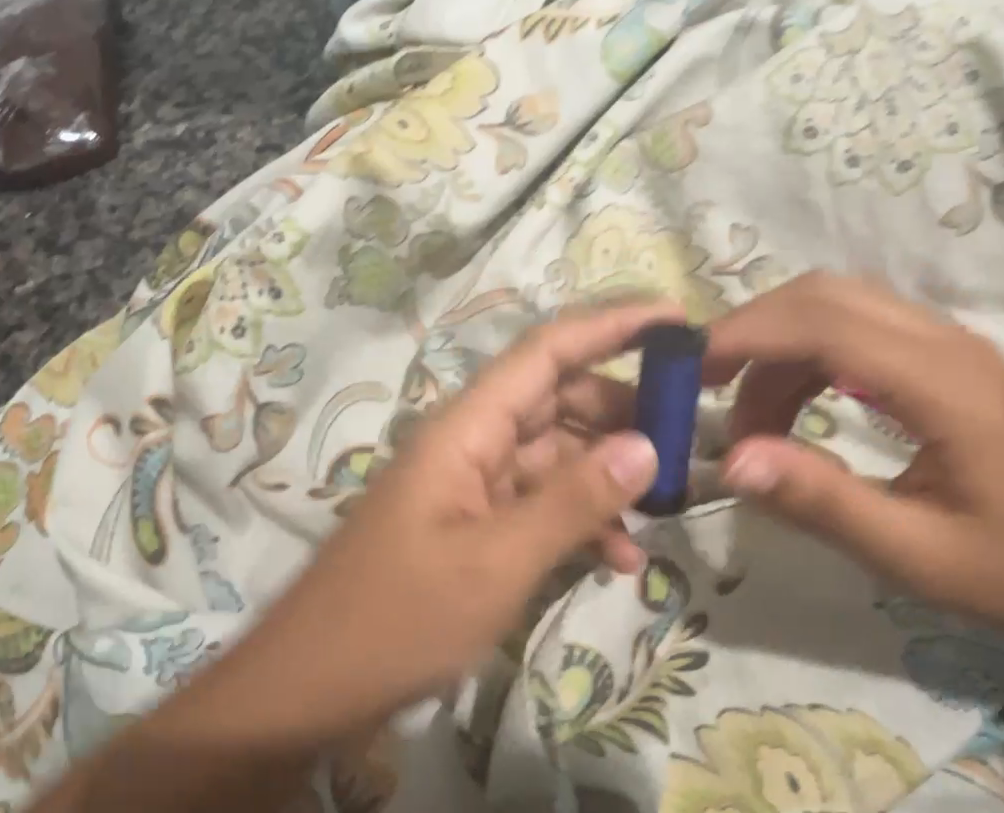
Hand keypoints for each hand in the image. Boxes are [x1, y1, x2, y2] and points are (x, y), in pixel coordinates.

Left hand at [197, 302, 675, 745]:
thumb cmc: (400, 616)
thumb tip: (648, 445)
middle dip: (623, 409)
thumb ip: (573, 501)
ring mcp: (470, 484)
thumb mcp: (497, 562)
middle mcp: (470, 442)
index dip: (610, 326)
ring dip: (608, 472)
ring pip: (554, 453)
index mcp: (466, 428)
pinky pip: (538, 503)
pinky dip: (579, 519)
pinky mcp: (472, 526)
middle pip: (557, 399)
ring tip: (667, 502)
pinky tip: (618, 558)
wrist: (312, 686)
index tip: (675, 317)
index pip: (545, 352)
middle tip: (691, 432)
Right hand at [706, 273, 1003, 651]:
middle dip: (752, 331)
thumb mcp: (916, 556)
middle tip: (704, 388)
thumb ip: (821, 502)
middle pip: (823, 294)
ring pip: (838, 303)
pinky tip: (794, 408)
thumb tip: (730, 461)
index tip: (687, 372)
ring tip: (749, 418)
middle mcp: (946, 343)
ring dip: (779, 345)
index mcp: (943, 385)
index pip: (822, 323)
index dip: (746, 336)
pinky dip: (807, 354)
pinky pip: (858, 327)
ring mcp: (951, 345)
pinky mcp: (948, 359)